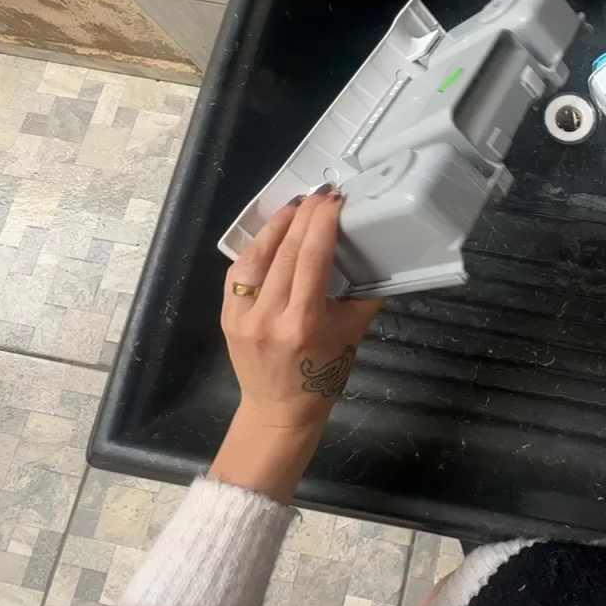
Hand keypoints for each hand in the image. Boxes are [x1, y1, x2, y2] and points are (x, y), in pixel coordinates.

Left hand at [219, 188, 382, 431]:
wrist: (280, 410)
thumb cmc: (325, 374)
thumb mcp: (353, 333)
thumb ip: (364, 295)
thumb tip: (379, 257)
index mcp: (304, 323)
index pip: (311, 258)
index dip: (322, 223)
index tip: (333, 201)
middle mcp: (269, 317)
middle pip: (286, 251)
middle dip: (304, 216)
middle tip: (320, 195)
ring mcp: (242, 316)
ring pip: (257, 257)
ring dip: (277, 226)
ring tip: (296, 207)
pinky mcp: (227, 317)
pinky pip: (239, 272)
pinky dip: (257, 248)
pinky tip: (273, 234)